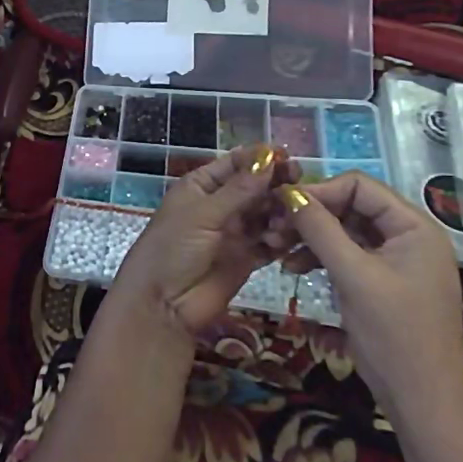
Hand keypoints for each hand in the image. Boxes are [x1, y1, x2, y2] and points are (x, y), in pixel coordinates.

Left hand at [113, 144, 289, 335]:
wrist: (163, 304)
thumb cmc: (172, 249)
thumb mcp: (203, 214)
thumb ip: (239, 190)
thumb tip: (268, 157)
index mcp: (201, 186)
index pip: (235, 164)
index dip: (260, 159)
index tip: (287, 157)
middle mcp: (220, 205)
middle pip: (256, 188)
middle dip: (276, 187)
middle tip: (300, 188)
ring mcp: (234, 232)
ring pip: (267, 215)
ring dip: (280, 215)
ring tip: (286, 222)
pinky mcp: (246, 258)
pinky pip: (271, 243)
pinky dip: (280, 241)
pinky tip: (282, 243)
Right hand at [273, 172, 462, 418]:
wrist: (421, 397)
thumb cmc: (394, 332)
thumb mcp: (353, 276)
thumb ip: (321, 230)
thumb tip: (288, 193)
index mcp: (414, 227)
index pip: (360, 187)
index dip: (320, 191)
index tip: (282, 206)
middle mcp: (406, 236)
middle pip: (350, 206)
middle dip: (311, 215)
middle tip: (273, 228)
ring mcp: (393, 260)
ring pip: (344, 230)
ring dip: (309, 236)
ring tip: (276, 248)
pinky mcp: (379, 281)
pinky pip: (345, 254)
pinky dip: (318, 256)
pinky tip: (293, 268)